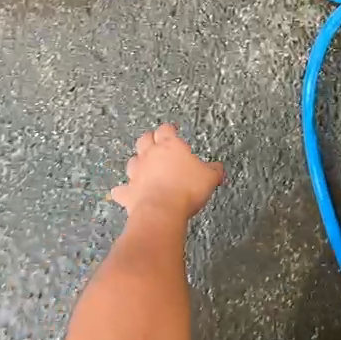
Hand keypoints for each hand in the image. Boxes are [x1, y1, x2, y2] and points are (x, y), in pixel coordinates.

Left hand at [110, 124, 224, 221]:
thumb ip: (214, 171)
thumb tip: (219, 169)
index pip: (166, 129)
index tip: (172, 129)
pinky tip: (122, 192)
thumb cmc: (185, 189)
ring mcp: (138, 173)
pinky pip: (122, 190)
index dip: (169, 128)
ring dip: (137, 162)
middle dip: (149, 139)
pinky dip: (122, 191)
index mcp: (170, 146)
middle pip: (145, 139)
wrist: (162, 211)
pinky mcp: (129, 192)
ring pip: (132, 161)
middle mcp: (151, 155)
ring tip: (142, 165)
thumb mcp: (209, 178)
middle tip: (154, 141)